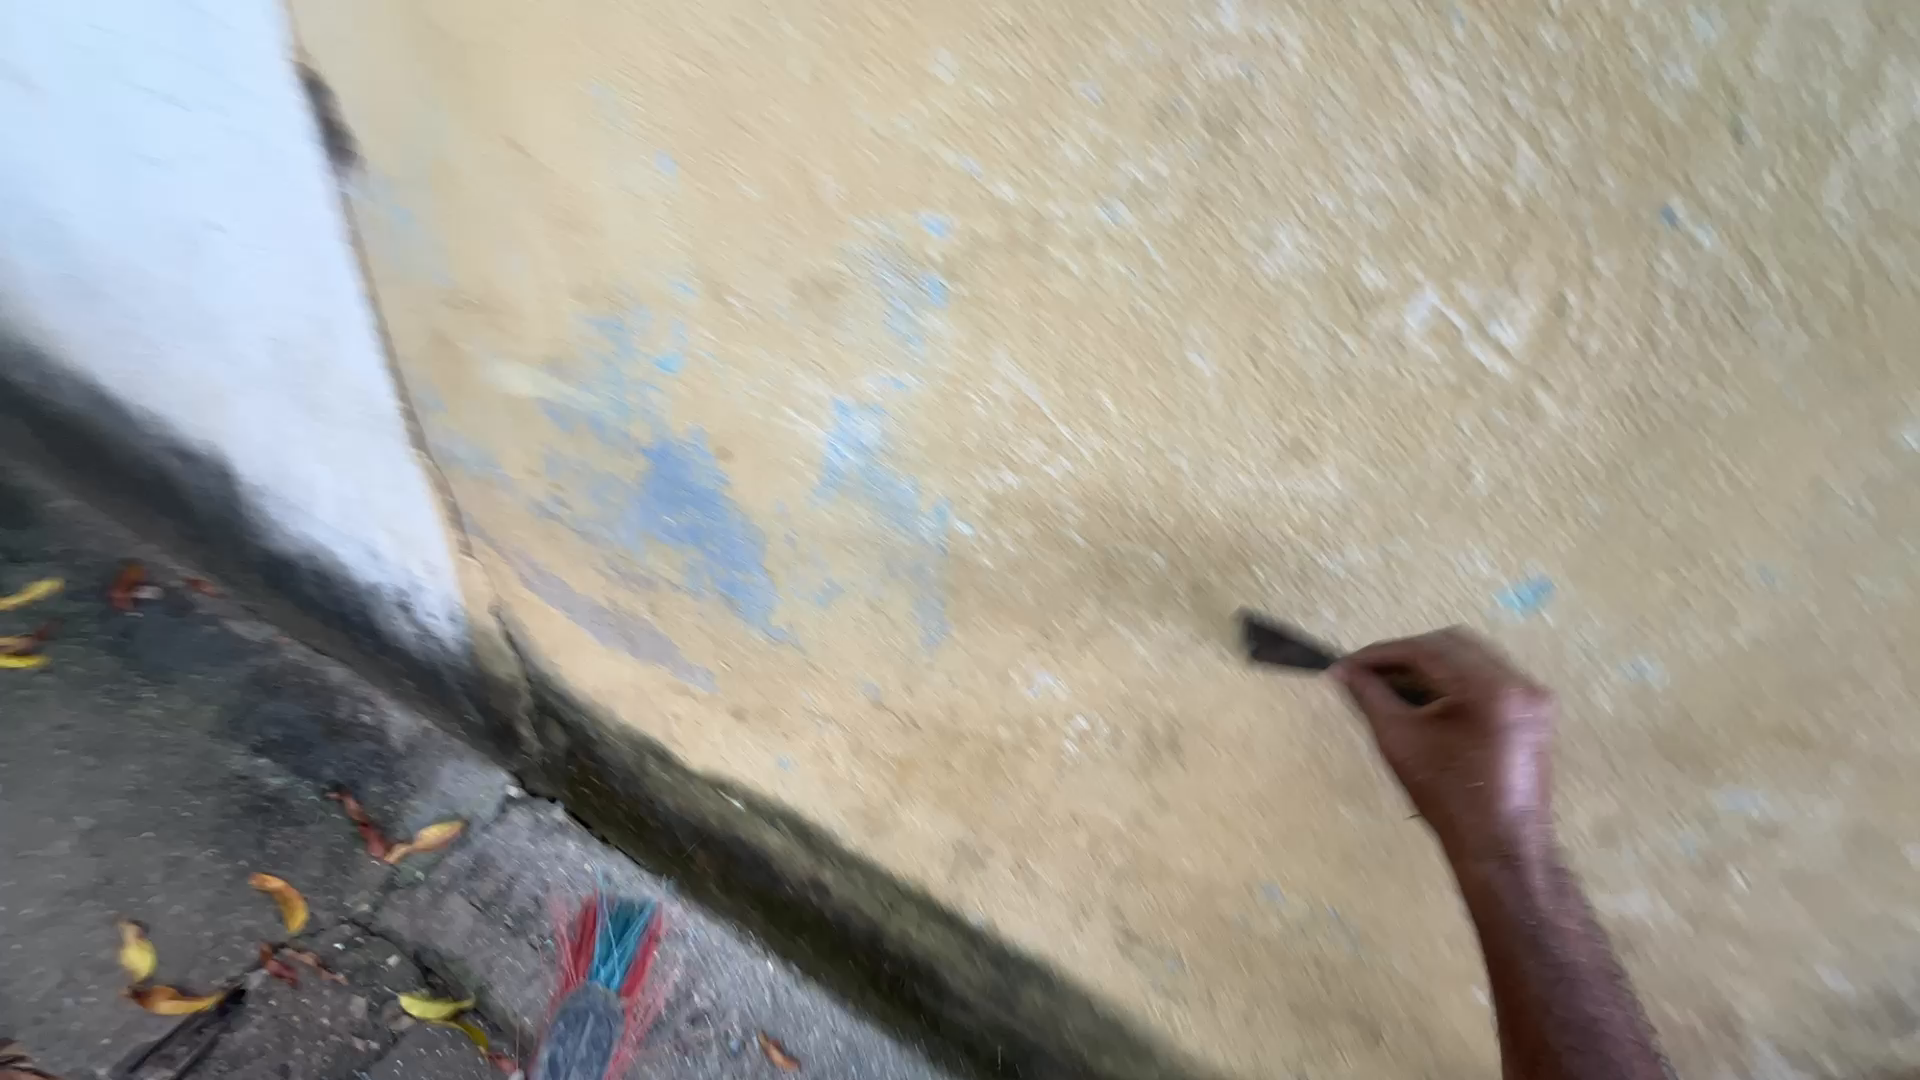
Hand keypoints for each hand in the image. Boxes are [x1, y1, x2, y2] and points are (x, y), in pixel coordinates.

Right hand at [1330, 628, 1556, 863]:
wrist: (1500, 846)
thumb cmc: (1445, 794)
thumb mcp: (1396, 737)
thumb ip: (1368, 694)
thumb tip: (1343, 671)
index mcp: (1488, 687)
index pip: (1423, 649)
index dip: (1377, 654)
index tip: (1345, 666)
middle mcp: (1518, 682)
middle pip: (1449, 643)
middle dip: (1402, 654)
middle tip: (1366, 672)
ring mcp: (1531, 696)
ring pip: (1468, 656)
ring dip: (1426, 664)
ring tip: (1389, 683)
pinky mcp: (1531, 712)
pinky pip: (1485, 675)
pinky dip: (1449, 678)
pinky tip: (1422, 696)